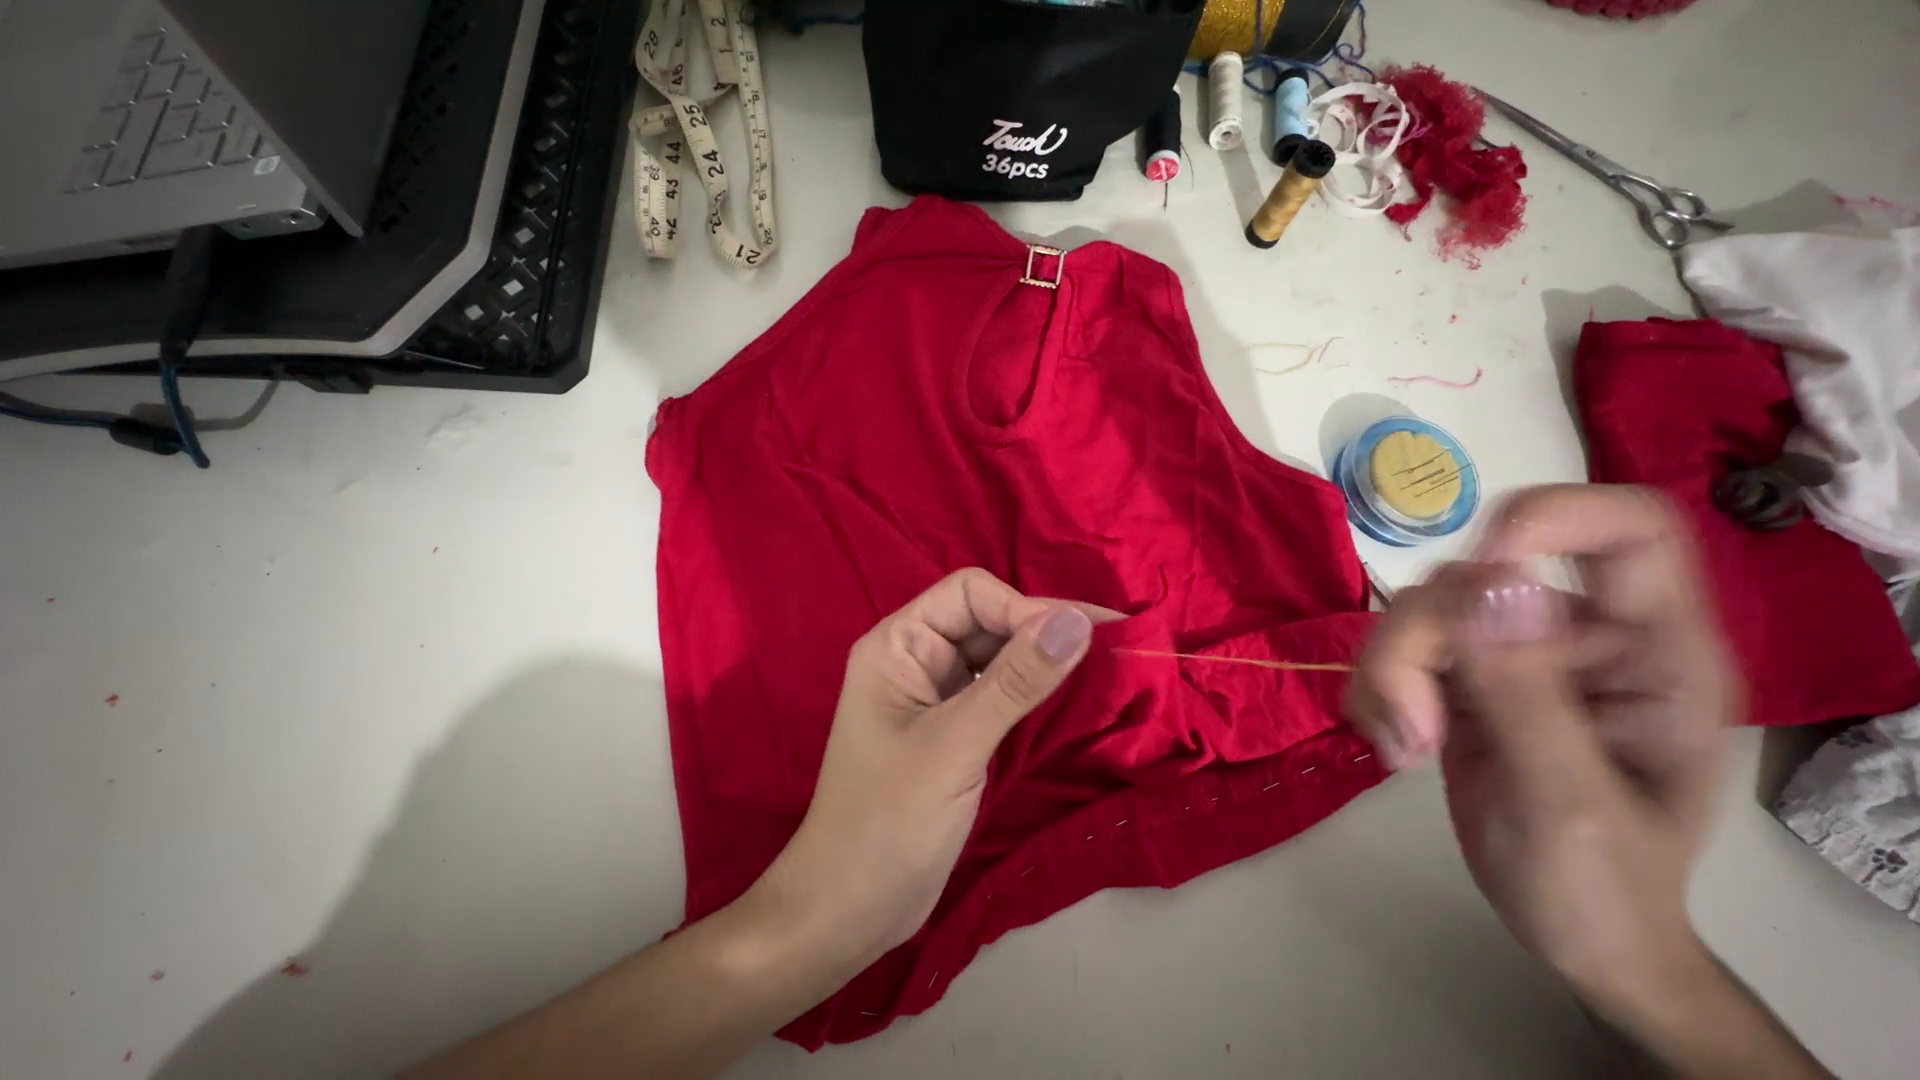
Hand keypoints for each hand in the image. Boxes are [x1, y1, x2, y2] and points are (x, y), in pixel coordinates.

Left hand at [752, 569, 1113, 968]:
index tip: (1081, 642)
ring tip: (1113, 668)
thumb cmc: (888, 822)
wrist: (849, 910)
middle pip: (991, 621)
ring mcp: (938, 701)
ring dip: (1050, 662)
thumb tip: (1077, 621)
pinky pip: (1005, 699)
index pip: (972, 594)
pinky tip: (1080, 703)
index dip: (1026, 608)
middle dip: (1047, 630)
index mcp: (898, 645)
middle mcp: (917, 661)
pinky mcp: (958, 737)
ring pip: (1003, 660)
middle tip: (1121, 645)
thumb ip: (1015, 682)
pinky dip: (1041, 698)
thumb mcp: (954, 746)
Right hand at [1344, 485, 1737, 1006]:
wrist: (1573, 937)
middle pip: (1477, 576)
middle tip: (1411, 726)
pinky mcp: (1462, 680)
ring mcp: (1515, 655)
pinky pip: (1396, 648)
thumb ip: (1530, 693)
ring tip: (1402, 747)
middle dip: (1419, 644)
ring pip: (1421, 610)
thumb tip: (1489, 584)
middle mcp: (1579, 637)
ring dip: (1388, 674)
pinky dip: (1376, 692)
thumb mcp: (1569, 802)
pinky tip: (1394, 746)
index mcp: (1653, 653)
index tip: (1475, 576)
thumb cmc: (1602, 888)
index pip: (1626, 532)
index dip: (1551, 520)